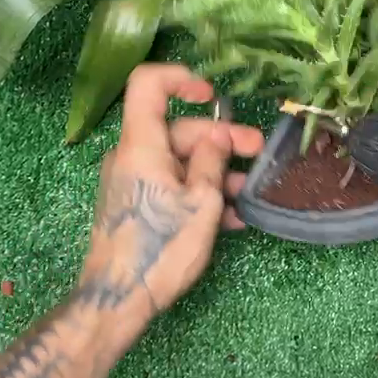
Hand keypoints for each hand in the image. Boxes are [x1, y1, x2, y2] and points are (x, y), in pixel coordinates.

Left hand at [78, 65, 262, 316]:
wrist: (119, 298)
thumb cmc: (162, 248)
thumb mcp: (201, 203)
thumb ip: (213, 162)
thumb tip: (218, 138)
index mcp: (141, 145)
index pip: (148, 84)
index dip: (182, 79)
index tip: (214, 96)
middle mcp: (132, 155)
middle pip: (178, 130)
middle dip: (221, 140)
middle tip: (258, 154)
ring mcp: (132, 181)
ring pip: (179, 161)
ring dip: (216, 172)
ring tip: (248, 194)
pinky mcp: (136, 204)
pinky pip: (170, 185)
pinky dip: (199, 193)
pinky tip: (230, 216)